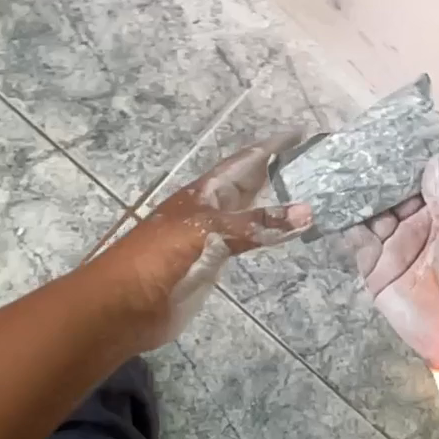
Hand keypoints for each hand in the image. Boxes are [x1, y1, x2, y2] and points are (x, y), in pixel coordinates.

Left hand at [89, 133, 311, 350]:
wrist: (123, 306)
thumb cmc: (157, 260)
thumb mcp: (207, 233)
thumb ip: (254, 224)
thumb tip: (307, 212)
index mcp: (204, 193)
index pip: (243, 162)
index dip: (270, 146)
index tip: (302, 132)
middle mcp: (210, 210)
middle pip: (248, 184)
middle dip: (276, 172)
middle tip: (315, 164)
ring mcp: (210, 239)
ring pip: (249, 214)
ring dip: (274, 205)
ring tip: (310, 196)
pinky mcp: (212, 266)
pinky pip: (246, 244)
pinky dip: (267, 236)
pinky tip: (284, 235)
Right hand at [344, 156, 438, 373]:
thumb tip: (435, 160)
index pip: (421, 183)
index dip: (407, 162)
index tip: (390, 136)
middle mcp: (417, 229)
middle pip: (391, 195)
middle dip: (377, 174)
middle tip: (355, 144)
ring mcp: (394, 249)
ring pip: (371, 213)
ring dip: (358, 192)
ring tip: (339, 162)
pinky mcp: (374, 270)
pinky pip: (357, 240)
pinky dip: (345, 220)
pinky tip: (332, 196)